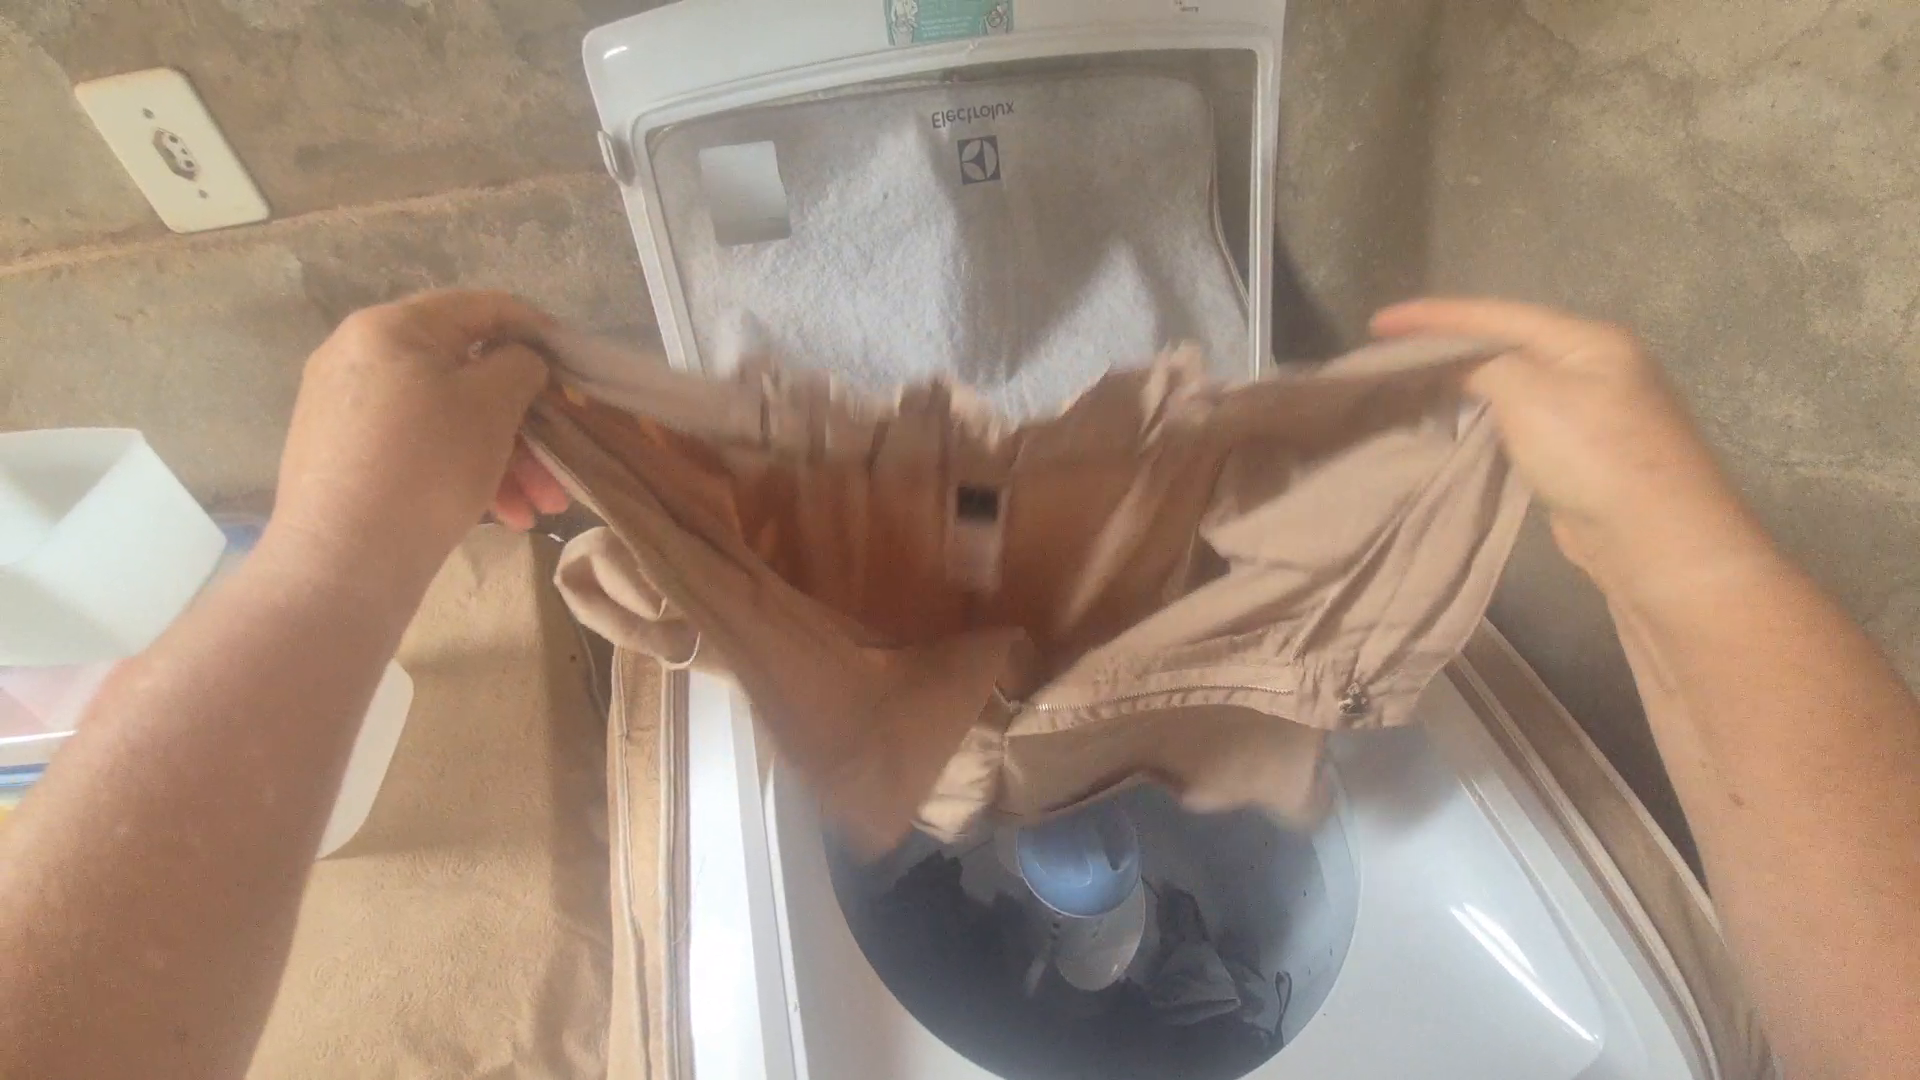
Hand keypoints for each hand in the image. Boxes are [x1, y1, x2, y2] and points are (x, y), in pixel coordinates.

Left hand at [271, 290, 570, 592]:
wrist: (346, 556)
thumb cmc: (429, 463)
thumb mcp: (493, 404)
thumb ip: (519, 365)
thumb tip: (521, 360)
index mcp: (392, 329)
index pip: (481, 308)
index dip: (536, 328)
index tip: (574, 362)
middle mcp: (362, 356)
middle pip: (470, 374)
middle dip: (528, 421)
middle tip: (563, 456)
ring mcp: (352, 407)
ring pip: (454, 418)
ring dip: (510, 457)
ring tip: (544, 505)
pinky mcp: (350, 451)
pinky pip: (427, 446)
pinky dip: (471, 471)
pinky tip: (507, 514)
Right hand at [1371, 298, 1760, 582]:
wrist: (1649, 531)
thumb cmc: (1591, 453)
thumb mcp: (1530, 396)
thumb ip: (1485, 367)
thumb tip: (1455, 366)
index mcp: (1586, 340)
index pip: (1495, 315)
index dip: (1432, 316)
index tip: (1378, 322)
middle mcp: (1591, 363)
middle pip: (1503, 340)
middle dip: (1444, 340)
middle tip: (1389, 348)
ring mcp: (1586, 404)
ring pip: (1507, 375)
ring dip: (1458, 373)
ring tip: (1411, 375)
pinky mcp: (1574, 443)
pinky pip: (1512, 409)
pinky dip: (1476, 404)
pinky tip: (1452, 411)